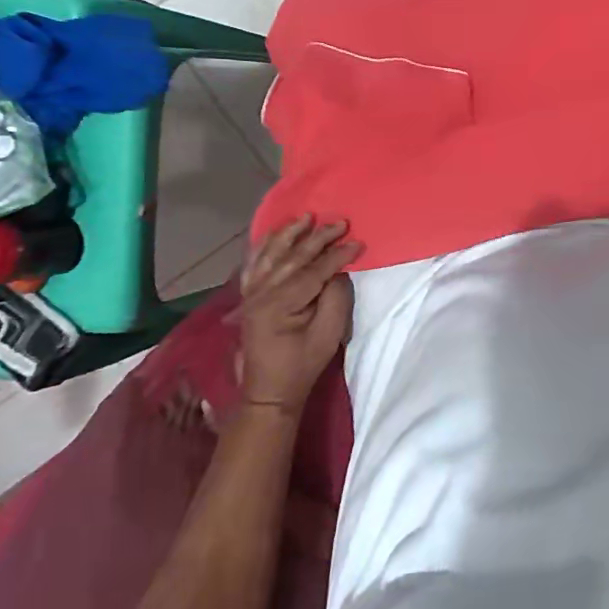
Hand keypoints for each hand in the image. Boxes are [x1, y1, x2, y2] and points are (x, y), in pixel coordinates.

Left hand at [235, 215, 360, 413]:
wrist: (269, 390)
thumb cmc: (302, 365)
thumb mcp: (328, 335)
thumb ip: (335, 298)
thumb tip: (338, 271)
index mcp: (279, 304)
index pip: (314, 270)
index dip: (338, 255)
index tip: (358, 243)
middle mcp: (261, 293)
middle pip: (293, 257)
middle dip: (318, 238)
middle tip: (340, 222)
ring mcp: (251, 294)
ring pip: (271, 255)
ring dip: (290, 234)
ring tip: (307, 217)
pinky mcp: (249, 297)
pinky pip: (255, 263)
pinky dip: (265, 245)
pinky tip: (274, 235)